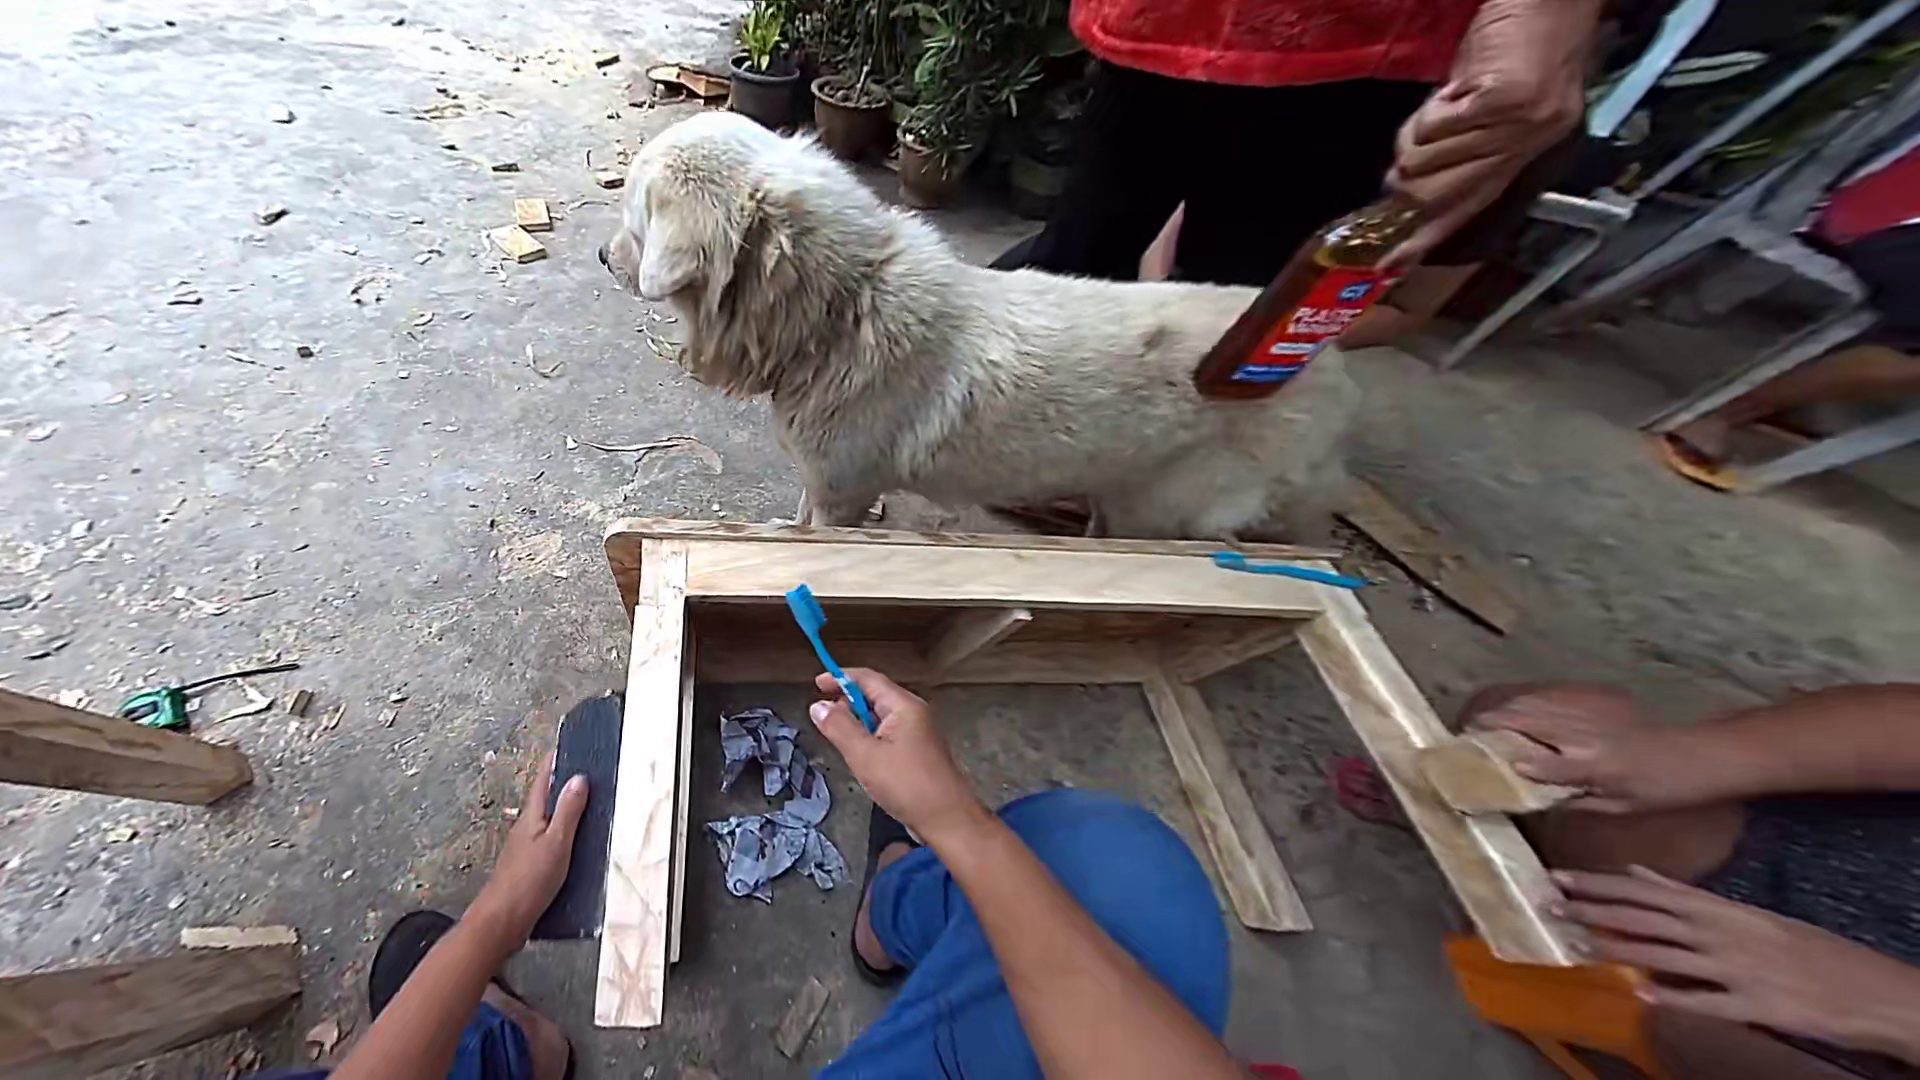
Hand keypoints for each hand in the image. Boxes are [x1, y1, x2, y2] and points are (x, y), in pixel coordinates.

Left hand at [468, 757, 589, 942]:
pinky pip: (551, 836)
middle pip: (545, 797)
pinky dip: (564, 828)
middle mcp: (526, 829)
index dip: (554, 761)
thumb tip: (578, 778)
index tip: (564, 744)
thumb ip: (568, 810)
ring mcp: (527, 848)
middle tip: (580, 765)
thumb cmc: (526, 882)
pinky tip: (575, 836)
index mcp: (532, 818)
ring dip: (563, 805)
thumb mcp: (556, 841)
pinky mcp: (531, 865)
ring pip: (548, 817)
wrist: (500, 925)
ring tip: (583, 796)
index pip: (543, 781)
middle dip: (561, 781)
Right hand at [809, 668, 985, 840]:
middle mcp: (913, 711)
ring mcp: (918, 729)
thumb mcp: (865, 756)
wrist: (947, 817)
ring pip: (881, 714)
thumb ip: (840, 728)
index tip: (817, 683)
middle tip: (823, 713)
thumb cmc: (907, 785)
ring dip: (858, 718)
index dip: (841, 677)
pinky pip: (889, 730)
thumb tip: (818, 705)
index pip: (869, 679)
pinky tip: (859, 751)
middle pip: (876, 694)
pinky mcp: (918, 747)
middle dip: (847, 699)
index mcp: (904, 705)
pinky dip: (870, 733)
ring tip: (837, 733)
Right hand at [1383, 0, 1590, 266]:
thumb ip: (1453, 150)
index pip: (1465, 209)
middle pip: (1432, 195)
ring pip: (1426, 161)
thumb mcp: (1481, 108)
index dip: (1423, 239)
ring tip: (1446, 104)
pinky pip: (1434, 128)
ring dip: (1420, 132)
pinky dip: (1431, 110)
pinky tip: (1455, 90)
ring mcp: (1519, 126)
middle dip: (1408, 173)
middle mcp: (1526, 145)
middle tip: (1415, 142)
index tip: (1389, 265)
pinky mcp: (1505, 103)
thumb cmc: (1510, 41)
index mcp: (1523, 152)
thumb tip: (1397, 189)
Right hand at [1471, 698, 1722, 812]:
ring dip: (1496, 711)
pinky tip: (1505, 708)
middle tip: (1465, 736)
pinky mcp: (1583, 706)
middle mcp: (1580, 738)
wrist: (1700, 756)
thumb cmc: (1663, 790)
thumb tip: (1532, 798)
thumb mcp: (1623, 807)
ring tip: (1476, 721)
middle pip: (1522, 722)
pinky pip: (1539, 699)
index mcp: (1593, 767)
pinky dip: (1515, 703)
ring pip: (1525, 705)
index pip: (1543, 764)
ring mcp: (1580, 717)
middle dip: (1488, 726)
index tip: (1481, 763)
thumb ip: (1575, 801)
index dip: (1512, 762)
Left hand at [1556, 867, 1919, 1061]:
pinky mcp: (1760, 1008)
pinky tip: (1642, 993)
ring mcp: (1736, 971)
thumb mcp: (1744, 912)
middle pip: (1639, 919)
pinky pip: (1707, 1002)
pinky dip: (1674, 997)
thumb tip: (1635, 872)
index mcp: (1712, 909)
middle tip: (1549, 906)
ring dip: (1615, 951)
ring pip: (1661, 957)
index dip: (1595, 883)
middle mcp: (1716, 934)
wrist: (1886, 994)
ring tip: (1576, 946)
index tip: (1556, 877)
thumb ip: (1684, 892)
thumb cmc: (1808, 947)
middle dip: (1591, 912)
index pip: (1639, 890)